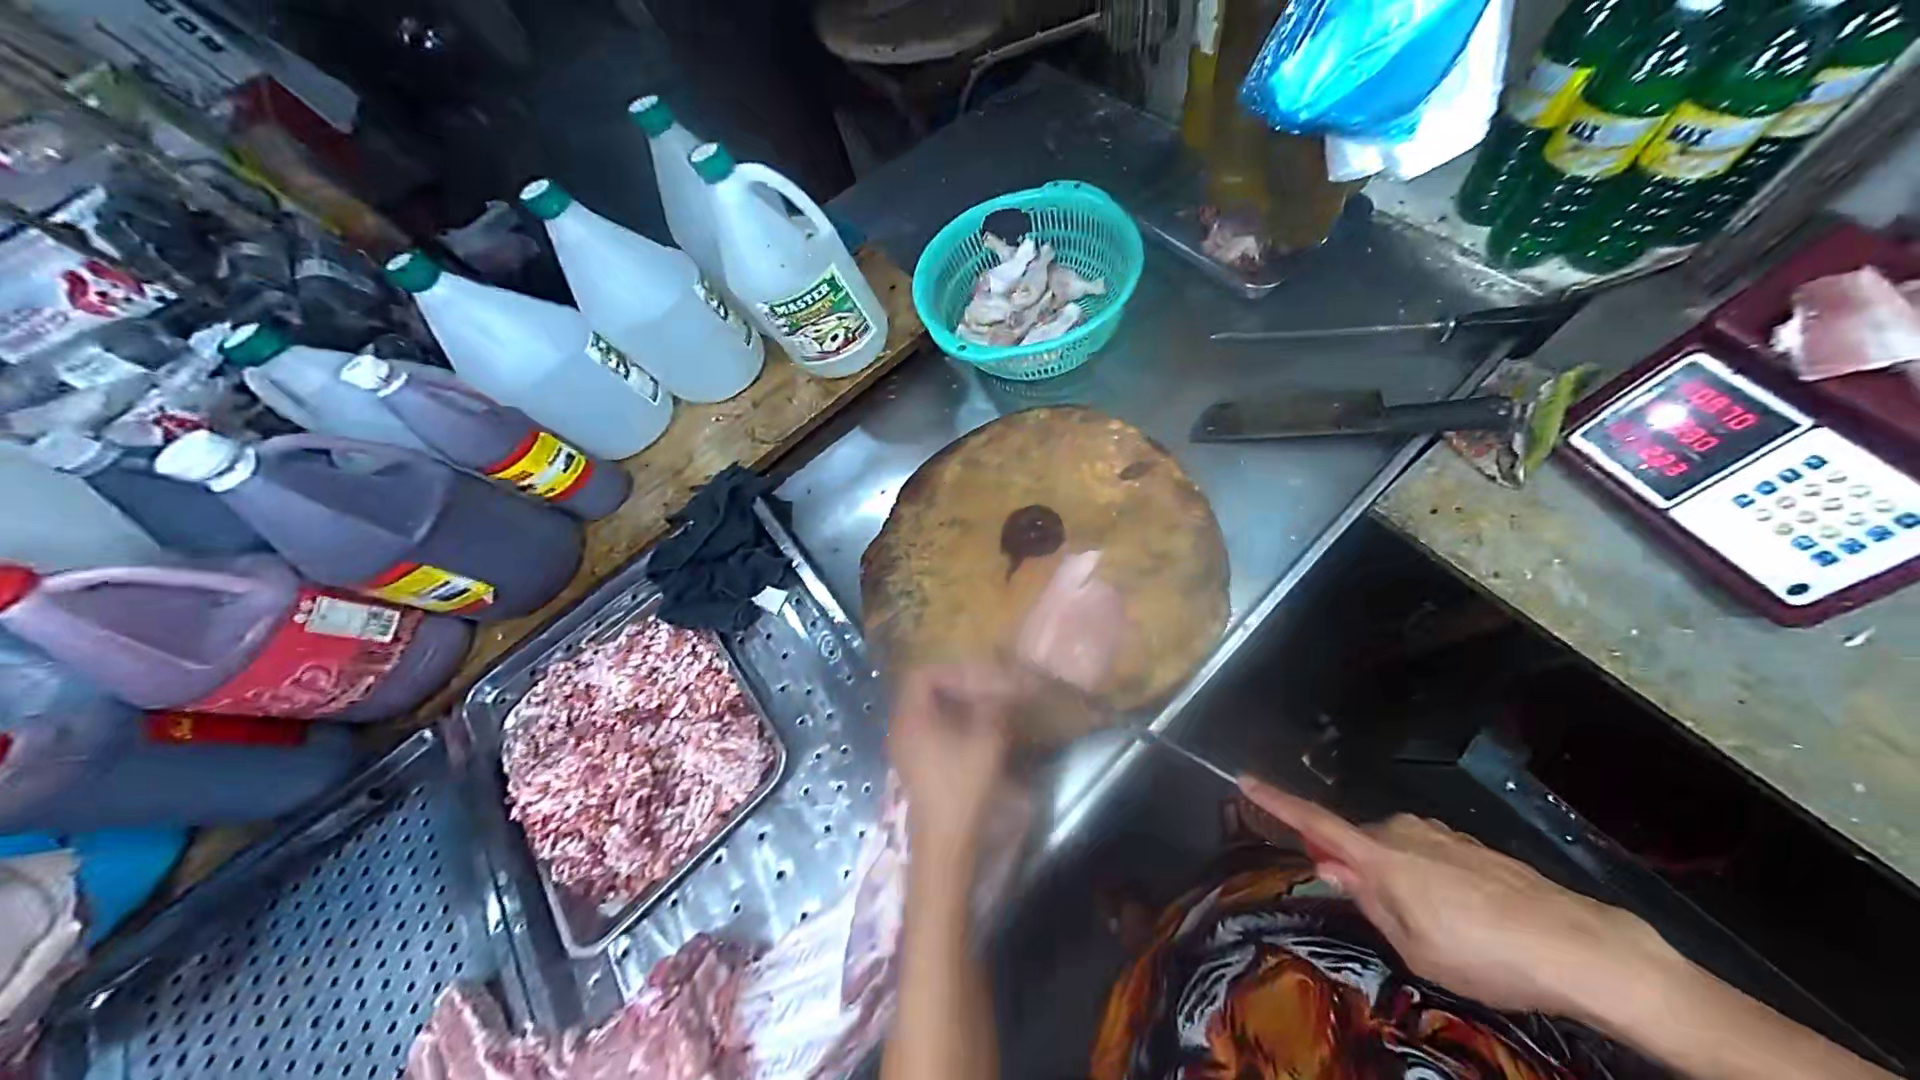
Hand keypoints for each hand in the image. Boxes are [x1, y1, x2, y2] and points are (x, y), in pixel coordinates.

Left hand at [888, 664, 1022, 856]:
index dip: (951, 670)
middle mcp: (899, 727)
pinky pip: (925, 727)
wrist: (945, 839)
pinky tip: (971, 733)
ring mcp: (902, 747)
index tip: (978, 677)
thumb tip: (1002, 684)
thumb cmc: (963, 786)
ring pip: (924, 709)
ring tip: (982, 709)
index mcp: (910, 717)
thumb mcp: (986, 739)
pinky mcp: (911, 763)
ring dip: (952, 703)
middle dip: (954, 684)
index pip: (922, 674)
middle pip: (921, 690)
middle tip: (982, 689)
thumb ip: (992, 705)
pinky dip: (947, 721)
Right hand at [1239, 776, 1681, 1023]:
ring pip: (1392, 848)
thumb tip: (1326, 864)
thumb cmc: (1485, 954)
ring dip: (1390, 875)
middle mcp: (1402, 831)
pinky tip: (1461, 915)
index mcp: (1379, 855)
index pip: (1313, 821)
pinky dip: (1422, 875)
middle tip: (1374, 913)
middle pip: (1355, 840)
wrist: (1583, 948)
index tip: (1244, 779)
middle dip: (1349, 866)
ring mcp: (1438, 833)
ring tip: (1431, 927)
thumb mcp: (1414, 945)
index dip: (1275, 801)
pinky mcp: (1468, 843)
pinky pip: (1424, 852)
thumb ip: (1366, 899)